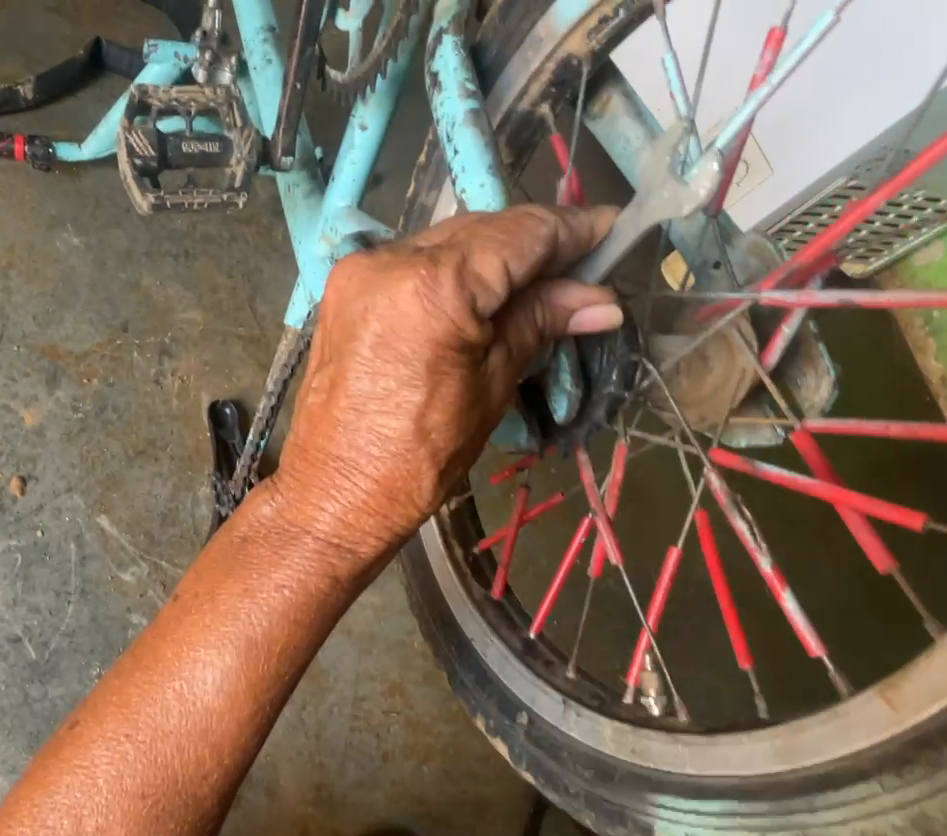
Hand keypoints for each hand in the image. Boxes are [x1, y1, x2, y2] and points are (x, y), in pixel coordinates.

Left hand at [273, 204, 620, 559]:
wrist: (335, 493)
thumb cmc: (418, 458)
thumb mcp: (491, 387)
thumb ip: (539, 324)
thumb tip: (599, 302)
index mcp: (432, 286)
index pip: (519, 235)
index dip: (572, 231)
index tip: (611, 231)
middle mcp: (387, 262)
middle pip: (480, 230)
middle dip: (533, 246)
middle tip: (581, 270)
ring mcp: (357, 274)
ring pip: (443, 243)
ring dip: (491, 258)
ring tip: (536, 285)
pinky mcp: (341, 293)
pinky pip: (409, 265)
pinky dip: (449, 273)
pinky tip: (479, 295)